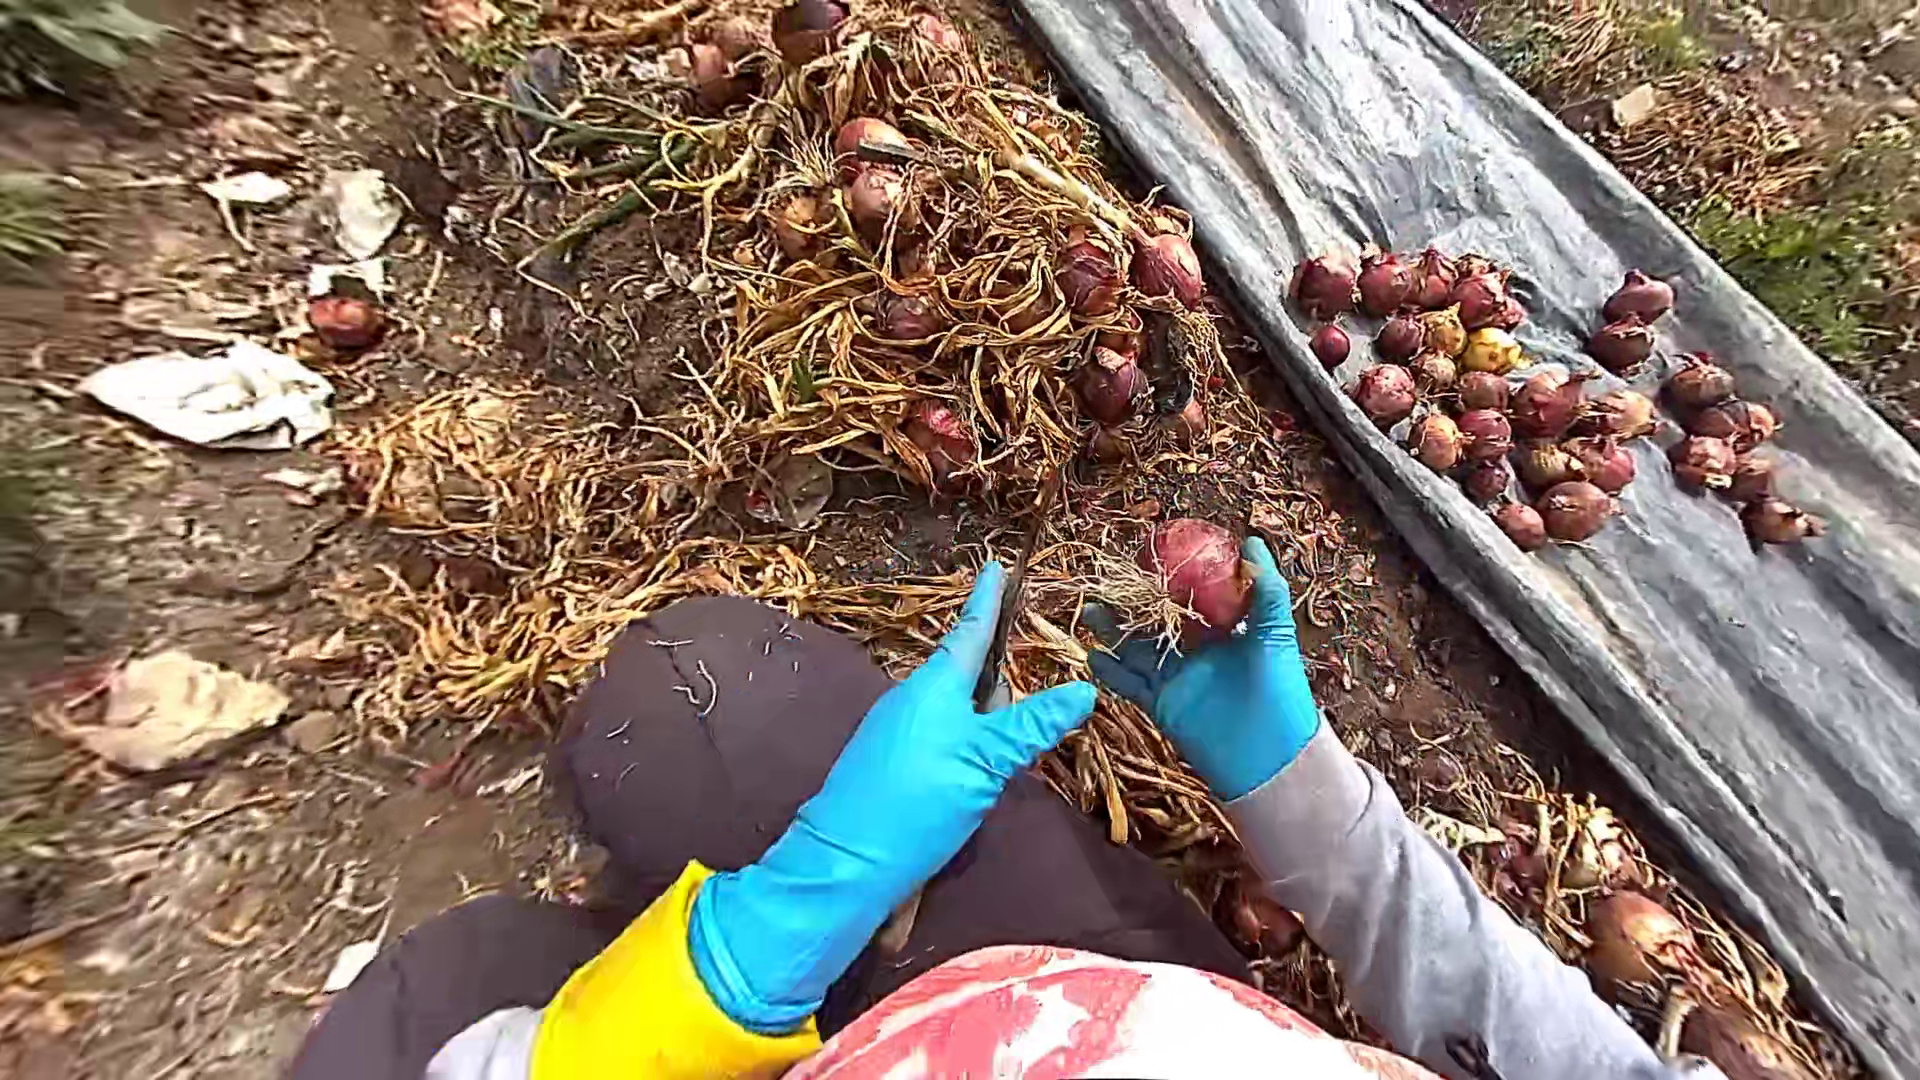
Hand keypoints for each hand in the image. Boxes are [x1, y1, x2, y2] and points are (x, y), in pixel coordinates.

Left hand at [689, 562, 1096, 1031]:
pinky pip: (942, 730)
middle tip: (1014, 732)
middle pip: (971, 673)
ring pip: (958, 707)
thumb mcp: (986, 762)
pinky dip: (965, 743)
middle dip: (998, 690)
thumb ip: (1032, 725)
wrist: (845, 860)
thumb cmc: (920, 800)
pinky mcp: (893, 752)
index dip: (988, 599)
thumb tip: (1083, 690)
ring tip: (992, 765)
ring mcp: (901, 723)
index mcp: (937, 683)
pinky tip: (969, 777)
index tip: (994, 566)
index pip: (971, 629)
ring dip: (984, 724)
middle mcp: (916, 694)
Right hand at [1086, 536, 1319, 799]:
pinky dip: (1109, 672)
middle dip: (1128, 606)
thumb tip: (1254, 541)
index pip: (1184, 602)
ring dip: (1111, 632)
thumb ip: (1266, 591)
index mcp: (1216, 634)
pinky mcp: (1160, 704)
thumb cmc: (1281, 695)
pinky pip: (1129, 685)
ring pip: (1134, 649)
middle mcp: (1191, 653)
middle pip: (1151, 623)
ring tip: (1089, 612)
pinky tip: (1092, 655)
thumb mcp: (1275, 636)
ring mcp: (1173, 678)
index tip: (1145, 561)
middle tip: (1107, 585)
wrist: (1272, 760)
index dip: (1164, 583)